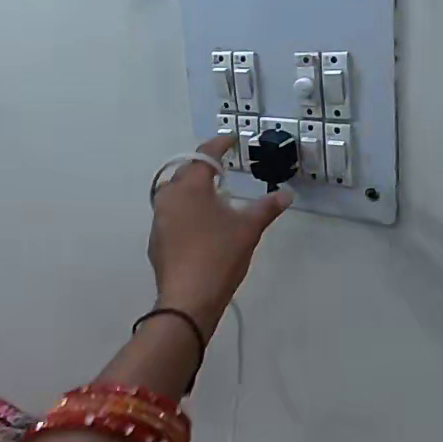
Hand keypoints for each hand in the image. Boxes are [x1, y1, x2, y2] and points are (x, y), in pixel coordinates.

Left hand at [148, 135, 290, 334]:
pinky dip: (187, 211)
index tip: (231, 141)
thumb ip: (267, 207)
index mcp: (190, 187)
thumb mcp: (249, 228)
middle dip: (205, 168)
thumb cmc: (220, 256)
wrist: (188, 300)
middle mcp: (169, 197)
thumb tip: (285, 194)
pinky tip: (202, 226)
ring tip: (215, 197)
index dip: (219, 145)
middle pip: (186, 172)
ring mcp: (159, 220)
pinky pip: (172, 214)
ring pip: (176, 193)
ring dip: (194, 190)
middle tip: (224, 170)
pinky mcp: (157, 241)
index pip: (204, 155)